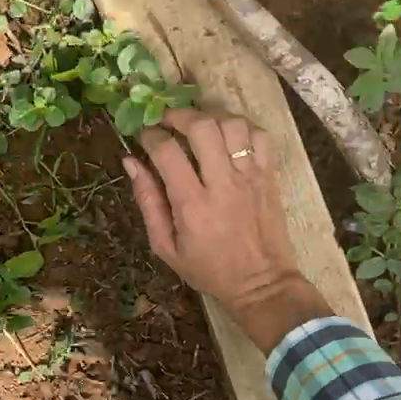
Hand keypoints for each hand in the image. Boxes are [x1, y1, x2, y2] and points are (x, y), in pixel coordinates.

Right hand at [124, 108, 328, 351]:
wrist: (262, 284)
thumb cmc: (208, 269)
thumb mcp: (165, 246)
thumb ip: (148, 201)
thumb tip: (131, 162)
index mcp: (192, 205)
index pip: (167, 152)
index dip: (150, 136)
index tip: (144, 136)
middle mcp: (223, 184)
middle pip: (202, 127)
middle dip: (179, 115)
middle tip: (167, 120)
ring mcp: (250, 177)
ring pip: (232, 125)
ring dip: (210, 116)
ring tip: (197, 125)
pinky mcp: (269, 176)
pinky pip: (259, 135)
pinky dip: (240, 127)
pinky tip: (226, 135)